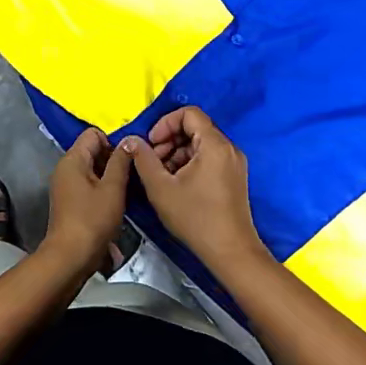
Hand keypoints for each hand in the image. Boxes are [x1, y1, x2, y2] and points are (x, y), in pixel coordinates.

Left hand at [40, 128, 134, 272]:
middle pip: (93, 150)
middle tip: (135, 172)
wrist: (71, 256)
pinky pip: (89, 184)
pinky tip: (118, 199)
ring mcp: (66, 185)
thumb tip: (129, 140)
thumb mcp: (112, 188)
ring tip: (131, 186)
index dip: (114, 141)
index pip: (93, 134)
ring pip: (93, 169)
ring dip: (111, 175)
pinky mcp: (70, 200)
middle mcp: (65, 168)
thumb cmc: (92, 219)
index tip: (131, 156)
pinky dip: (103, 187)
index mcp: (72, 159)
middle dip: (114, 158)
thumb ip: (121, 161)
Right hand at [124, 107, 262, 266]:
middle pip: (194, 128)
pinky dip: (189, 163)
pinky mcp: (234, 177)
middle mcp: (228, 148)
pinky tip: (176, 184)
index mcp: (214, 145)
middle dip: (169, 140)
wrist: (230, 251)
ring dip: (177, 153)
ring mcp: (234, 163)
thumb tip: (131, 141)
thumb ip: (143, 159)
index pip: (189, 114)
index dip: (165, 123)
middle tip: (152, 161)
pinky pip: (208, 158)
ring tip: (161, 175)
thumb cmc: (195, 218)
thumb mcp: (160, 187)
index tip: (151, 144)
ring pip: (200, 144)